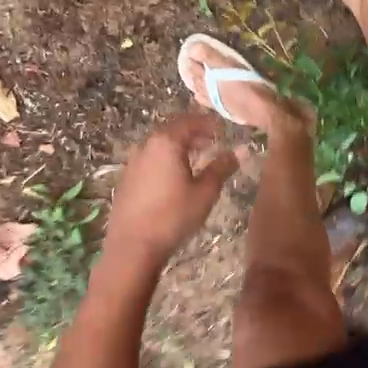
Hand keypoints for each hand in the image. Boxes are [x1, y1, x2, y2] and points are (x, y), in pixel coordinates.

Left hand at [104, 111, 238, 268]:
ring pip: (160, 145)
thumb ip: (222, 167)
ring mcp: (133, 162)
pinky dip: (166, 160)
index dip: (208, 124)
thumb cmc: (173, 215)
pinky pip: (151, 159)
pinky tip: (175, 177)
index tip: (223, 131)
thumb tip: (240, 150)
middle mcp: (146, 145)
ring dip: (179, 147)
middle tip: (212, 143)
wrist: (132, 246)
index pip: (190, 121)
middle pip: (173, 130)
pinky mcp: (127, 179)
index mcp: (166, 142)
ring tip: (197, 160)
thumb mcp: (205, 192)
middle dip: (194, 134)